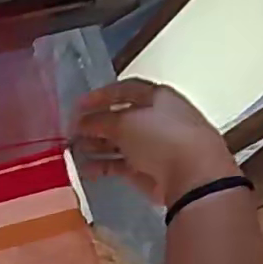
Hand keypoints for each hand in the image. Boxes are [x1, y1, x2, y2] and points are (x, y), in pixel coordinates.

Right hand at [71, 79, 240, 208]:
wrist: (190, 173)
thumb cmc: (161, 137)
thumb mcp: (125, 123)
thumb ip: (99, 121)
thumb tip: (81, 123)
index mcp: (155, 98)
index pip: (125, 90)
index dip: (101, 96)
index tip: (78, 105)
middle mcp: (154, 119)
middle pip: (119, 118)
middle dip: (95, 123)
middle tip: (73, 131)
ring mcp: (150, 145)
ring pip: (117, 142)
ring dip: (96, 145)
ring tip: (75, 150)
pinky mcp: (145, 169)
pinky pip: (118, 164)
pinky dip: (101, 165)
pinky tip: (85, 169)